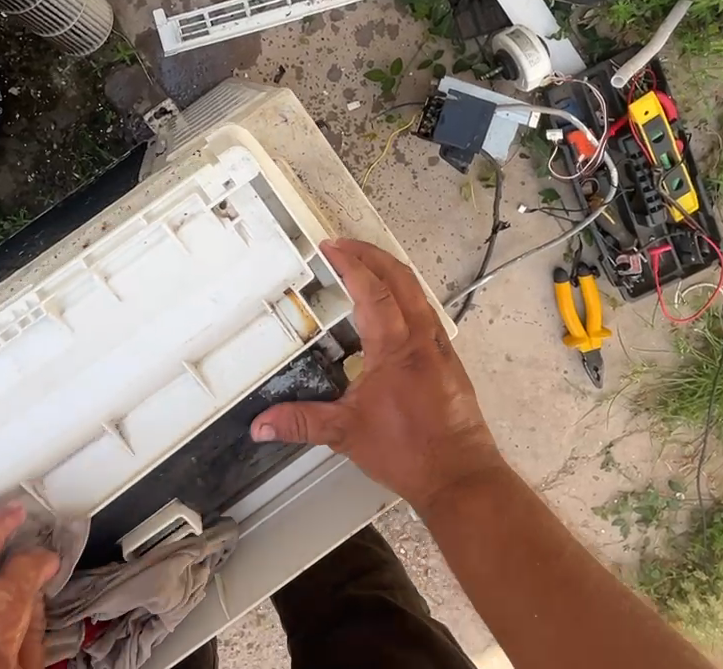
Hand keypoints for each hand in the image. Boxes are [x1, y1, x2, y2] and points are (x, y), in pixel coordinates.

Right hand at [250, 239, 508, 514]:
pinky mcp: (447, 358)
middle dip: (370, 254)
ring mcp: (439, 346)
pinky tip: (391, 306)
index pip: (371, 291)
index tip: (330, 247)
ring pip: (417, 292)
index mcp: (395, 348)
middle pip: (399, 278)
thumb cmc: (410, 454)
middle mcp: (421, 338)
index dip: (350, 263)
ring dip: (390, 270)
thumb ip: (301, 421)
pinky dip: (405, 294)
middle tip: (342, 245)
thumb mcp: (346, 434)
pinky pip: (426, 311)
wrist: (461, 477)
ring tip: (363, 265)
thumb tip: (262, 424)